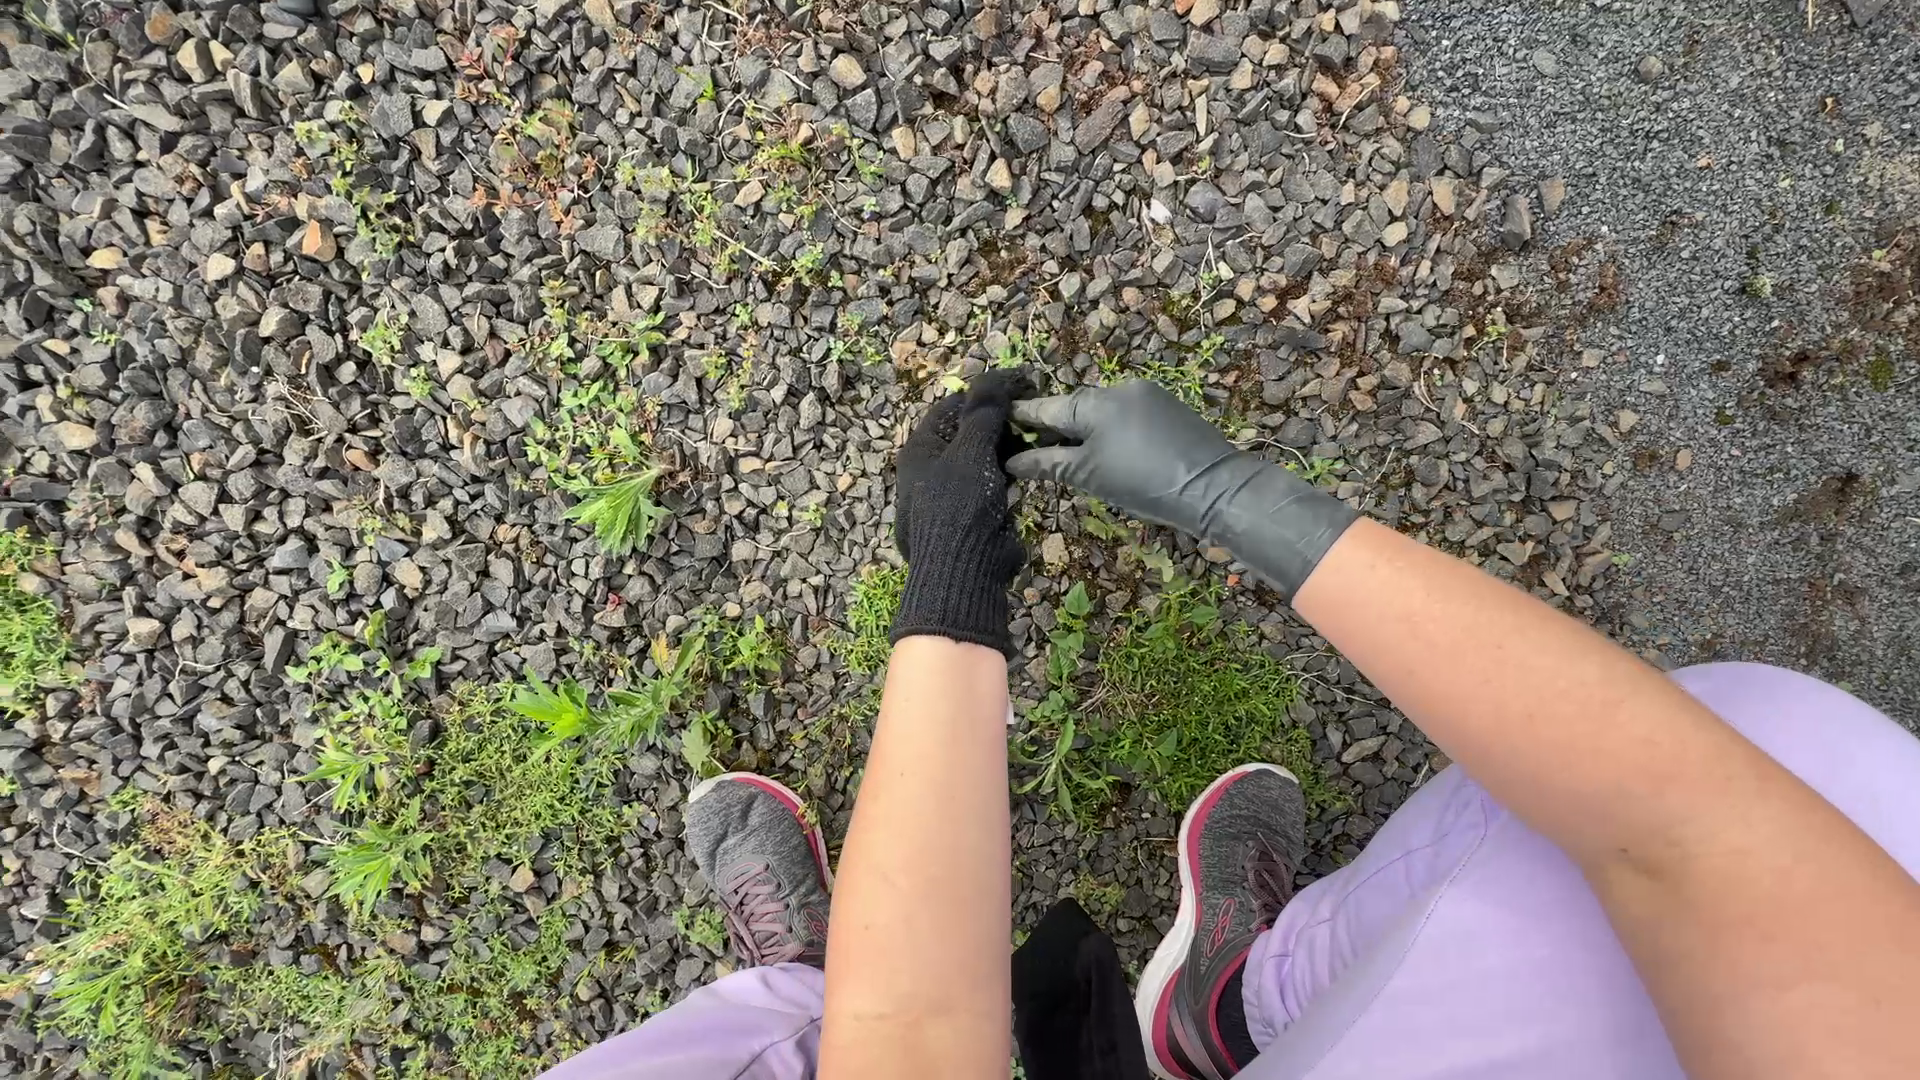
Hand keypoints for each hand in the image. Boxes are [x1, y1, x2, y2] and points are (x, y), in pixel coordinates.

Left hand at [890, 370, 1030, 656]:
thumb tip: (996, 378)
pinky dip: (1008, 480)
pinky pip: (992, 488)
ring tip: (1036, 441)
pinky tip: (1025, 477)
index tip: (1023, 385)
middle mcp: (930, 469)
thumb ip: (984, 413)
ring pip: (984, 460)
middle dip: (1001, 423)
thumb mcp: (971, 451)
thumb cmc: (959, 506)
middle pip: (970, 432)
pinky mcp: (971, 517)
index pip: (954, 406)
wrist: (962, 572)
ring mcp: (950, 495)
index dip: (987, 392)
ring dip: (1008, 451)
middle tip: (1034, 415)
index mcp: (921, 449)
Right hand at [1007, 380, 1357, 596]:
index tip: (996, 420)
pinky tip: (1109, 455)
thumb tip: (1010, 462)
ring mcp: (1145, 394)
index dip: (1018, 416)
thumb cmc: (1142, 484)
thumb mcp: (1088, 477)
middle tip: (1031, 451)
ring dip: (1081, 431)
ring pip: (1099, 411)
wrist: (1214, 488)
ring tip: (1072, 459)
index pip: (1043, 407)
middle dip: (1052, 428)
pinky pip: (1124, 415)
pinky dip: (1108, 431)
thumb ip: (1046, 464)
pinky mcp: (1167, 406)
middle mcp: (1116, 389)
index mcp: (1091, 403)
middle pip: (1071, 407)